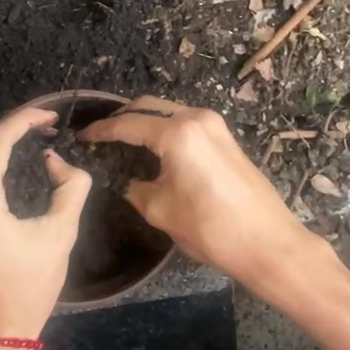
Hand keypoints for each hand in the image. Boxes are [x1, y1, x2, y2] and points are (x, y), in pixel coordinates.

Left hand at [0, 107, 91, 341]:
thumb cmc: (27, 288)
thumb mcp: (60, 235)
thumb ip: (70, 188)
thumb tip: (57, 163)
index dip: (25, 119)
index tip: (51, 118)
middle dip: (14, 126)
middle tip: (47, 128)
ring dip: (3, 142)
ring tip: (37, 141)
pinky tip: (19, 164)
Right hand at [79, 96, 329, 288]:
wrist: (267, 242)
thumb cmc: (210, 227)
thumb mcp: (161, 210)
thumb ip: (138, 190)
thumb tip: (132, 183)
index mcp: (177, 132)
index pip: (128, 124)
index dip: (102, 131)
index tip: (82, 137)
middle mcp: (197, 118)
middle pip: (150, 107)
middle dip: (124, 117)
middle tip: (101, 133)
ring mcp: (216, 126)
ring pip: (170, 112)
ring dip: (146, 121)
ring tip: (123, 138)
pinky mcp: (226, 139)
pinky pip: (187, 124)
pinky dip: (166, 129)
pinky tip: (154, 146)